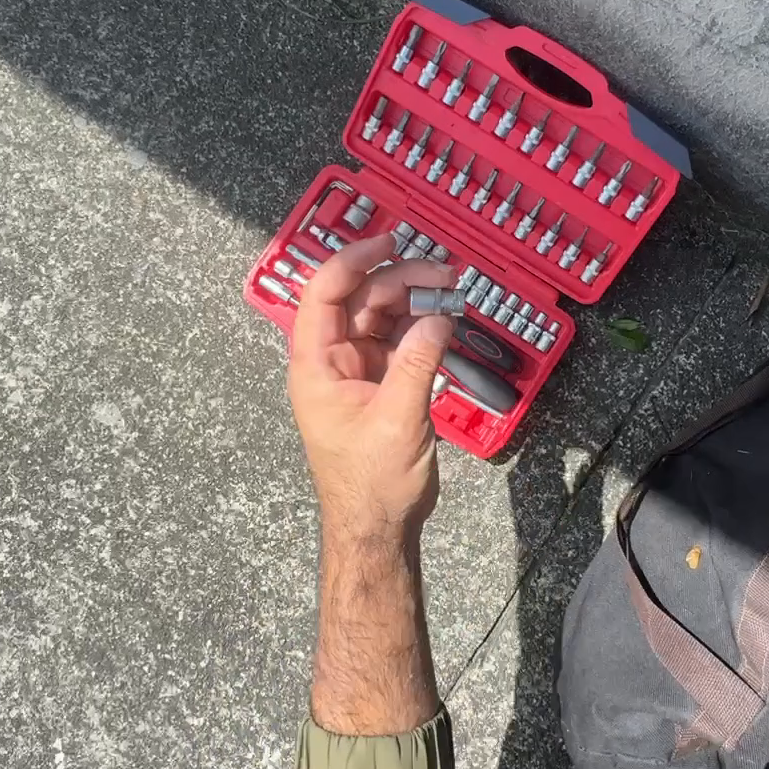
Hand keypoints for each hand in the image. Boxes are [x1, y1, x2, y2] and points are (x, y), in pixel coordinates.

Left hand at [288, 233, 455, 541]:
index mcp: (316, 364)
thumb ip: (417, 364)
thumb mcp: (397, 420)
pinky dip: (424, 324)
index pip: (324, 294)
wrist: (380, 527)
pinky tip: (448, 316)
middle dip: (401, 278)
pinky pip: (402, 338)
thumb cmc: (372, 482)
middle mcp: (334, 358)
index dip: (352, 260)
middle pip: (362, 299)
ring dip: (417, 298)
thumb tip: (439, 316)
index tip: (388, 241)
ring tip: (452, 288)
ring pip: (385, 314)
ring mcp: (360, 368)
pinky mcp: (384, 380)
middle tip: (445, 273)